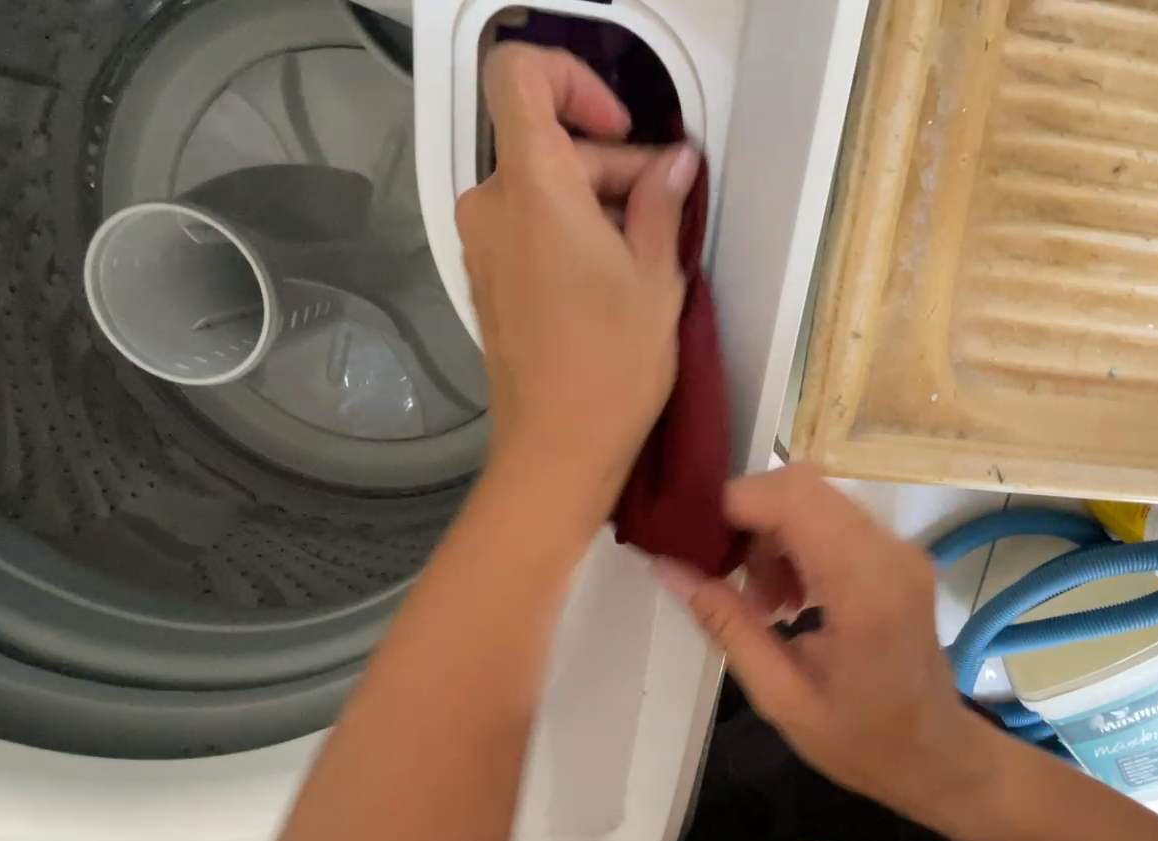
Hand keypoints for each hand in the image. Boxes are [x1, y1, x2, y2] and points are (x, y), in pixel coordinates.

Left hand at [457, 45, 697, 515]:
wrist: (556, 449)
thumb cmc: (612, 367)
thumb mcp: (654, 280)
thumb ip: (660, 205)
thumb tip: (674, 164)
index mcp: (533, 189)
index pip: (520, 75)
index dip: (574, 81)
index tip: (621, 128)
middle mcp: (492, 207)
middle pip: (546, 143)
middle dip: (609, 164)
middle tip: (665, 210)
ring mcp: (483, 247)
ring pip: (540, 188)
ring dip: (594, 202)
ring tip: (645, 252)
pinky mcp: (488, 281)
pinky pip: (527, 228)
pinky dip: (568, 231)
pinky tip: (609, 275)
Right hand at [658, 466, 1005, 825]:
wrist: (937, 756)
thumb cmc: (862, 740)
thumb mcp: (780, 696)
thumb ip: (726, 625)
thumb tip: (669, 567)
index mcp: (865, 589)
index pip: (793, 498)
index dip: (734, 505)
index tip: (698, 547)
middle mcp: (890, 552)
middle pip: (801, 486)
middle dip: (748, 520)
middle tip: (731, 580)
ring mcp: (899, 548)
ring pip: (813, 497)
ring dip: (771, 534)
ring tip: (764, 602)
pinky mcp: (898, 553)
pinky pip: (832, 518)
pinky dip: (795, 542)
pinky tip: (790, 596)